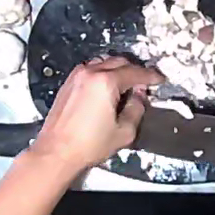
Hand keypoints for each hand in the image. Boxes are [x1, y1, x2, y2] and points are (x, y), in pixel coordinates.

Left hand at [28, 56, 152, 176]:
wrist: (55, 152)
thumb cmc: (87, 145)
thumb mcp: (123, 132)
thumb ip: (136, 109)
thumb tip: (139, 97)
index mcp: (106, 82)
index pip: (135, 72)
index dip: (150, 76)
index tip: (158, 79)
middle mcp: (90, 73)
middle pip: (119, 62)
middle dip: (135, 70)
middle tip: (144, 83)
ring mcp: (77, 76)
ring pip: (104, 62)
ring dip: (118, 69)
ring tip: (126, 85)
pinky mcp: (68, 83)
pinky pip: (91, 69)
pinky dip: (103, 73)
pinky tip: (107, 88)